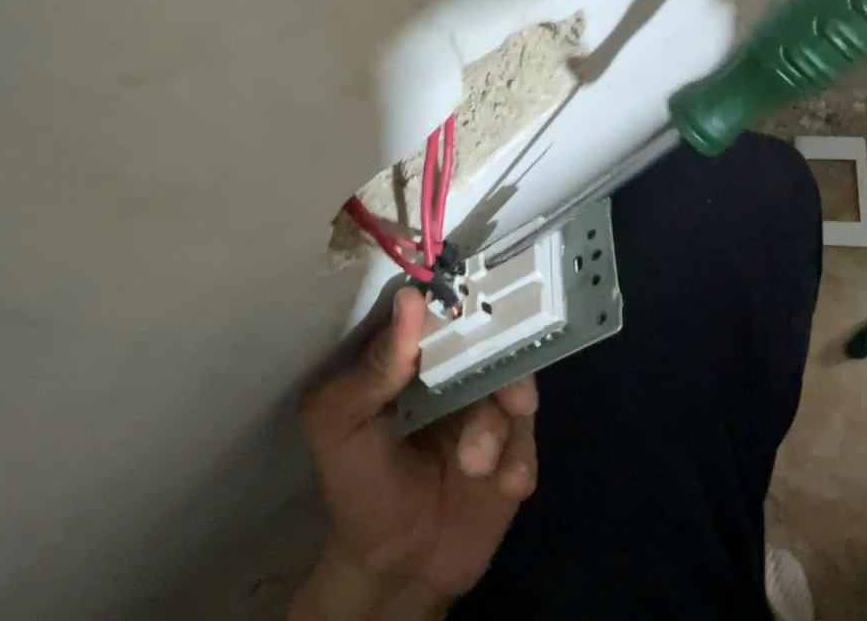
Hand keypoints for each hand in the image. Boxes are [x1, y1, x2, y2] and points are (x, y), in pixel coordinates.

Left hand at [291, 287, 537, 619]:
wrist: (396, 566)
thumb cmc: (356, 481)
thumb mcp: (338, 422)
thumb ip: (374, 366)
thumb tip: (409, 300)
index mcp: (408, 352)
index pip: (436, 307)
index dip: (458, 299)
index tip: (475, 301)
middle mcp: (452, 370)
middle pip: (489, 340)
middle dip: (498, 365)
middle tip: (506, 397)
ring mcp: (486, 408)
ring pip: (512, 390)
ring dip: (498, 427)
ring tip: (475, 465)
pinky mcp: (512, 450)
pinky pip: (528, 441)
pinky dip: (518, 461)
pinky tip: (502, 486)